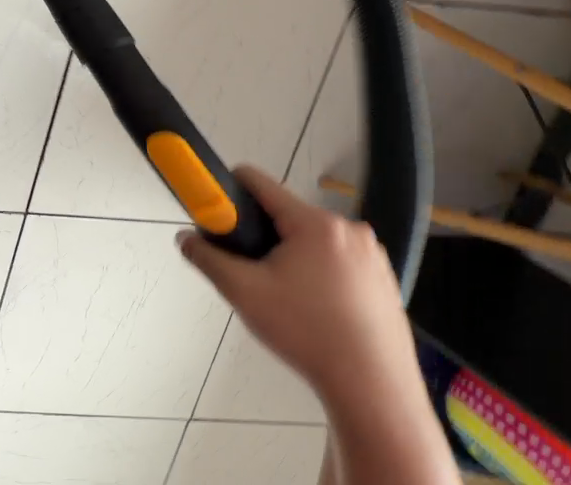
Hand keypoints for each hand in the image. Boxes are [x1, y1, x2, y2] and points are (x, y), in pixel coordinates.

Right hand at [176, 166, 418, 409]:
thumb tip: (186, 238)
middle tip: (249, 270)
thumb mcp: (241, 290)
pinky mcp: (384, 281)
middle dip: (258, 234)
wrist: (374, 388)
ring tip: (281, 295)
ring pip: (307, 239)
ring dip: (286, 255)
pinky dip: (314, 272)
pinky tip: (312, 309)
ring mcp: (373, 256)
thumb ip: (205, 256)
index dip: (225, 192)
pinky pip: (334, 260)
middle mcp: (349, 230)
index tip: (215, 219)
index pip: (256, 181)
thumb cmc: (306, 330)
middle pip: (282, 213)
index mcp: (315, 223)